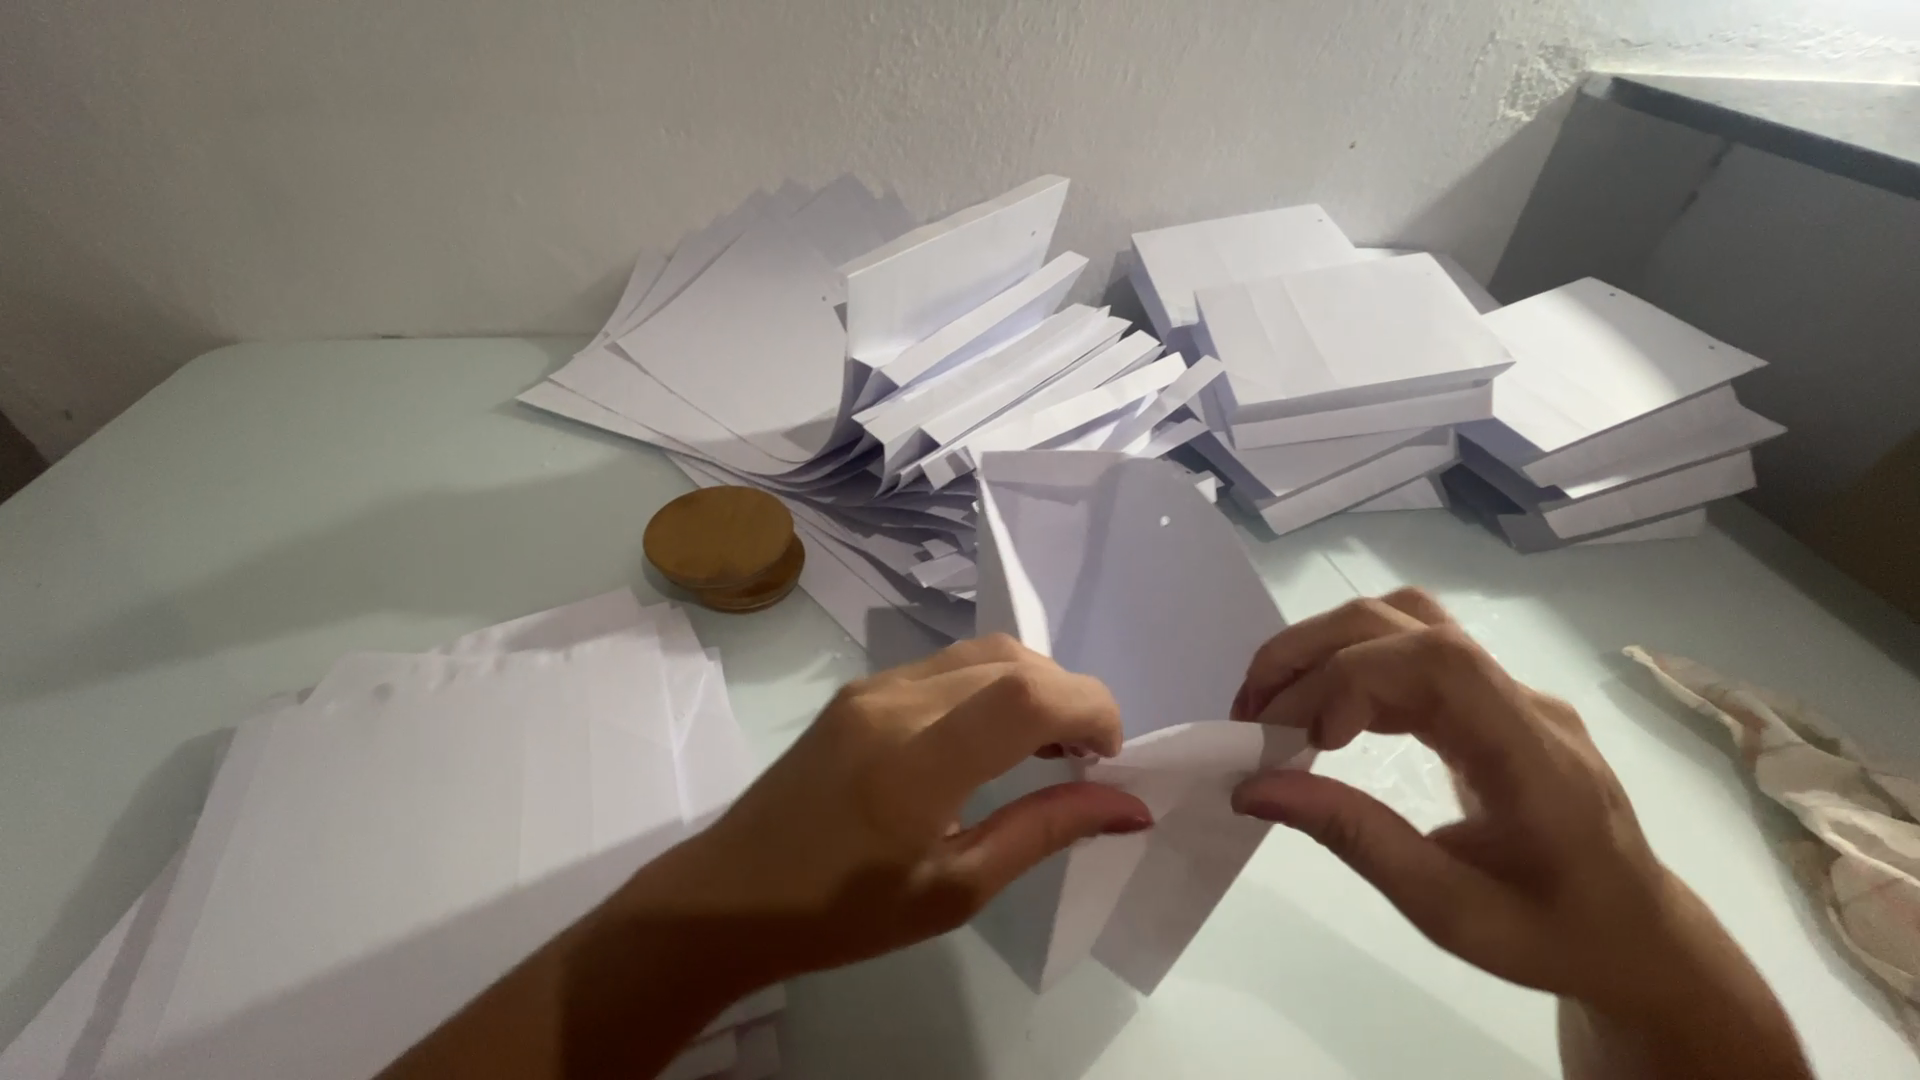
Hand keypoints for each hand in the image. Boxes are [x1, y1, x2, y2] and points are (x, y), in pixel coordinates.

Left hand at [651, 634, 1151, 981]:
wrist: (730, 894)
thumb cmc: (843, 913)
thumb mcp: (954, 889)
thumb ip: (1043, 832)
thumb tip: (1128, 805)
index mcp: (917, 760)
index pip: (1027, 693)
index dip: (1089, 708)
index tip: (1110, 757)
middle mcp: (896, 701)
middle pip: (1011, 659)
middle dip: (1069, 696)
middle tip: (1084, 759)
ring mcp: (873, 686)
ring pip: (981, 652)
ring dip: (1032, 683)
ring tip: (1046, 747)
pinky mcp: (860, 688)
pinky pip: (946, 665)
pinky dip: (991, 684)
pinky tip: (991, 735)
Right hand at [1228, 590, 1809, 1079]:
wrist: (1638, 937)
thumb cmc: (1553, 933)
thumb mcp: (1448, 909)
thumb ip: (1353, 837)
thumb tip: (1253, 788)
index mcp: (1533, 750)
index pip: (1433, 662)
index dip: (1347, 680)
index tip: (1298, 741)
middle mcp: (1521, 697)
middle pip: (1403, 620)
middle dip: (1310, 651)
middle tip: (1252, 710)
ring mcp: (1506, 688)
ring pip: (1400, 620)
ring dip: (1322, 647)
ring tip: (1274, 702)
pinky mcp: (1485, 694)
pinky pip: (1405, 649)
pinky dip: (1345, 667)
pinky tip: (1320, 715)